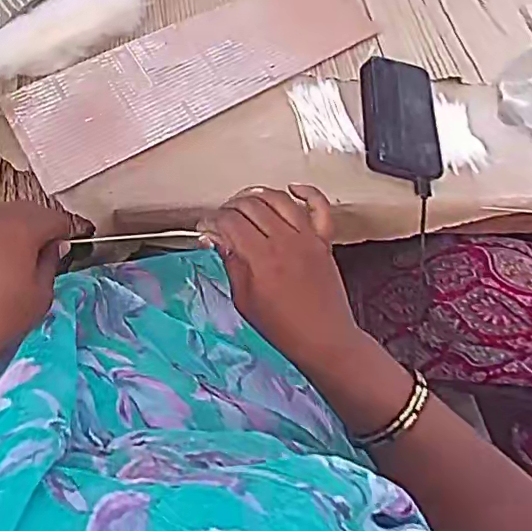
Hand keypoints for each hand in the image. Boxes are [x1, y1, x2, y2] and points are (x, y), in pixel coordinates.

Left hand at [0, 203, 78, 368]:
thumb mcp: (38, 296)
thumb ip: (50, 264)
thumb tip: (53, 246)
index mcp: (21, 226)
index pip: (54, 217)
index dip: (66, 233)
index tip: (67, 252)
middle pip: (28, 209)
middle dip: (42, 225)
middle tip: (47, 253)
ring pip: (3, 216)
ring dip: (17, 229)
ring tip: (21, 259)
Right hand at [201, 186, 359, 370]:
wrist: (325, 341)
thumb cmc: (284, 328)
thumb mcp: (243, 299)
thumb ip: (231, 263)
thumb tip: (218, 240)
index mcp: (262, 258)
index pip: (230, 221)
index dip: (212, 220)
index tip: (206, 227)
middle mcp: (286, 242)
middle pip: (251, 205)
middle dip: (229, 207)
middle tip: (222, 218)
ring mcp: (307, 239)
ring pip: (278, 199)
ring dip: (257, 195)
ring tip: (245, 202)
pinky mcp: (323, 242)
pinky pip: (319, 208)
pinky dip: (307, 193)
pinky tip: (292, 189)